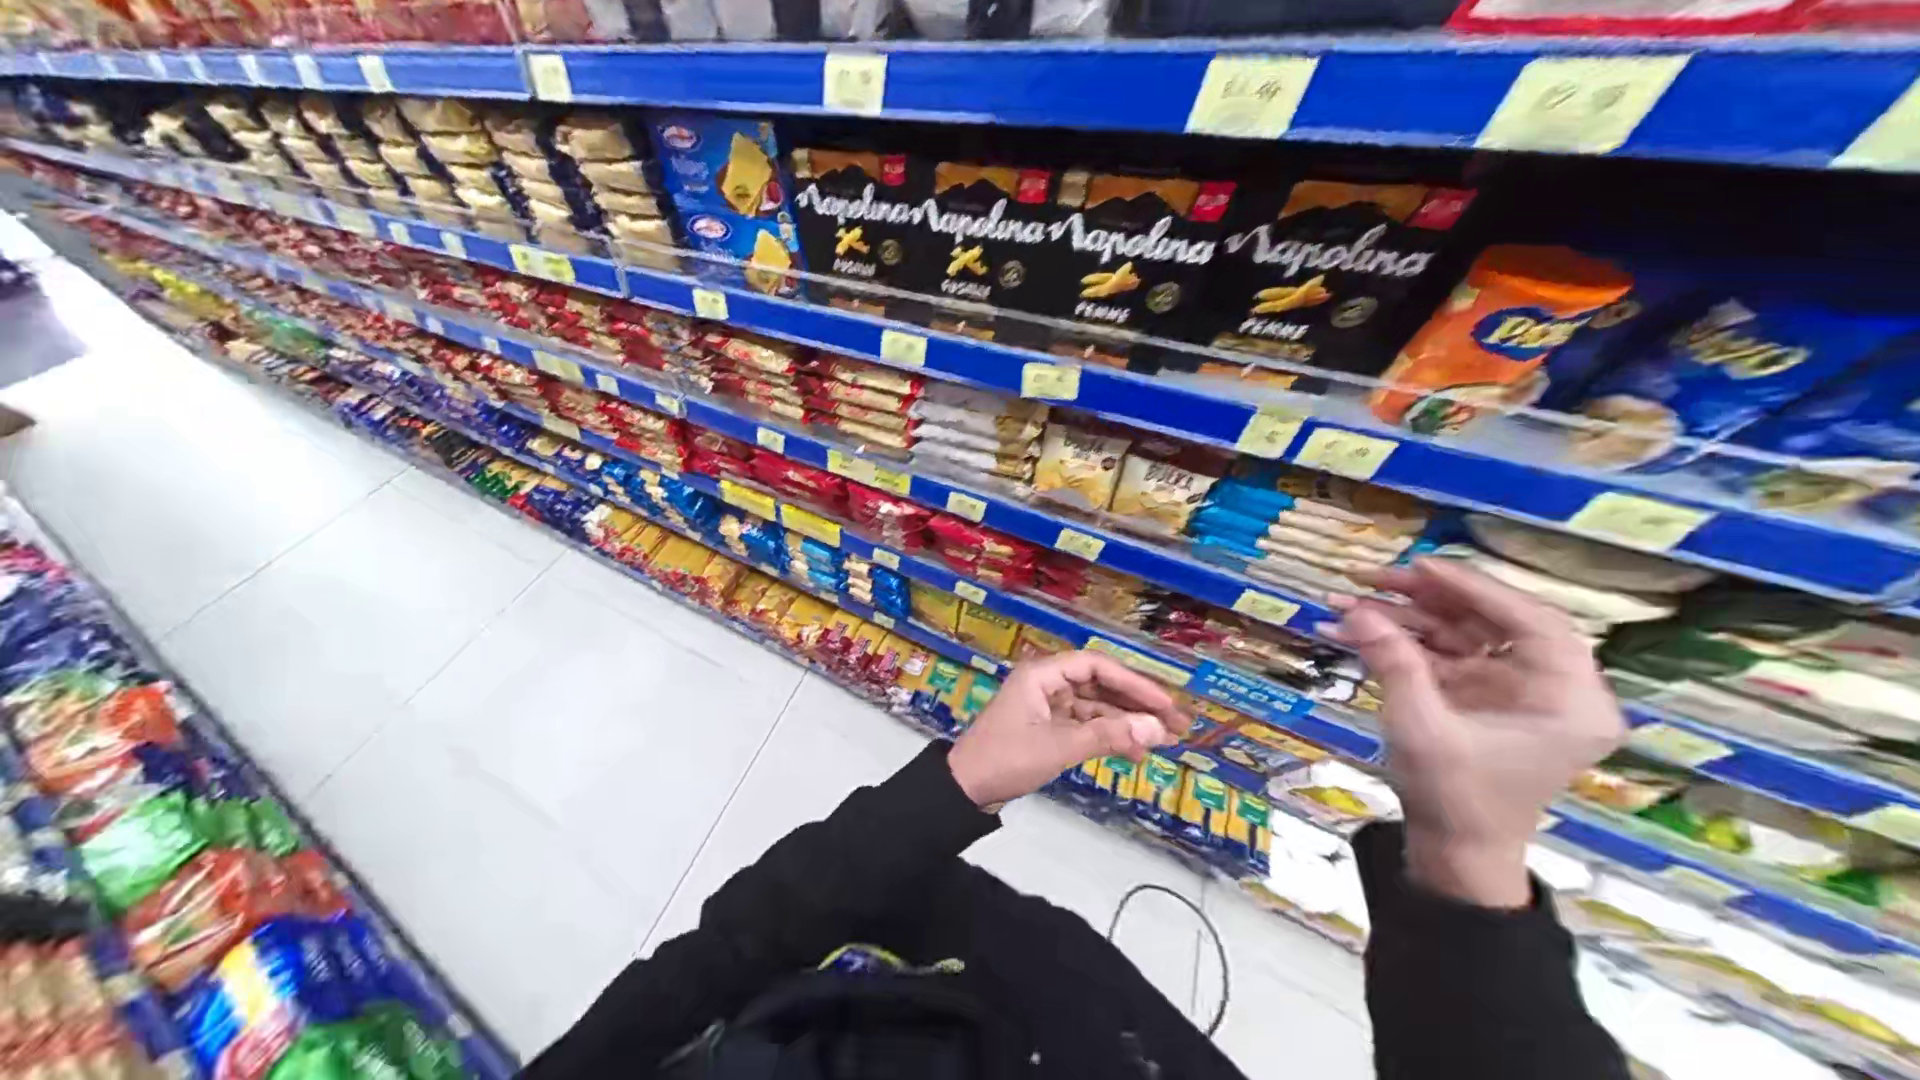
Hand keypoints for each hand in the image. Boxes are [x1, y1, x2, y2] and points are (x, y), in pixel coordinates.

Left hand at [948, 651, 1189, 809]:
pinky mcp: (1049, 727)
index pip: (1097, 667)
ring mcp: (1048, 705)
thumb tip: (1156, 729)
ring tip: (1164, 741)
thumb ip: (1107, 736)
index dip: (1134, 683)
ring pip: (1097, 707)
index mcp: (1043, 674)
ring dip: (1127, 722)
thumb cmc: (1006, 759)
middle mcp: (1048, 683)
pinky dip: (1109, 737)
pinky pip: (1086, 725)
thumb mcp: (1058, 747)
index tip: (1164, 704)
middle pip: (1101, 685)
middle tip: (1177, 723)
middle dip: (1137, 704)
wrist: (965, 790)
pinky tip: (1135, 753)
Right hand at [1321, 558, 1625, 907]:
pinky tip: (1352, 630)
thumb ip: (1394, 665)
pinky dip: (1399, 641)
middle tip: (1371, 578)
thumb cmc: (1454, 797)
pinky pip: (1442, 653)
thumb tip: (1357, 611)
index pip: (1532, 622)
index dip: (1476, 589)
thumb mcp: (1422, 730)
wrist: (1455, 850)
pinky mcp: (1480, 693)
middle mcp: (1550, 686)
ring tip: (1346, 602)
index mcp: (1569, 700)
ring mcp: (1512, 688)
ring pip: (1461, 631)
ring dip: (1403, 615)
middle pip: (1491, 619)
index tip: (1421, 567)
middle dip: (1426, 597)